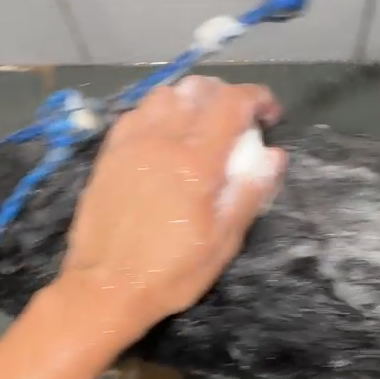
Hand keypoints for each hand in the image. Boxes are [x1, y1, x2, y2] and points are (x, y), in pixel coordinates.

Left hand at [53, 75, 287, 336]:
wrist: (106, 288)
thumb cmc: (171, 273)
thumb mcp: (222, 243)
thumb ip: (249, 193)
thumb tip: (274, 155)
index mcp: (196, 162)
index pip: (232, 103)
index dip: (257, 98)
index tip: (269, 115)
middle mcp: (162, 141)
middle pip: (198, 90)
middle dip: (226, 96)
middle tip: (238, 121)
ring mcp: (130, 144)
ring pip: (164, 95)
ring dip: (190, 100)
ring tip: (199, 124)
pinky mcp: (108, 155)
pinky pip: (136, 114)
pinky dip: (157, 112)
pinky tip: (163, 135)